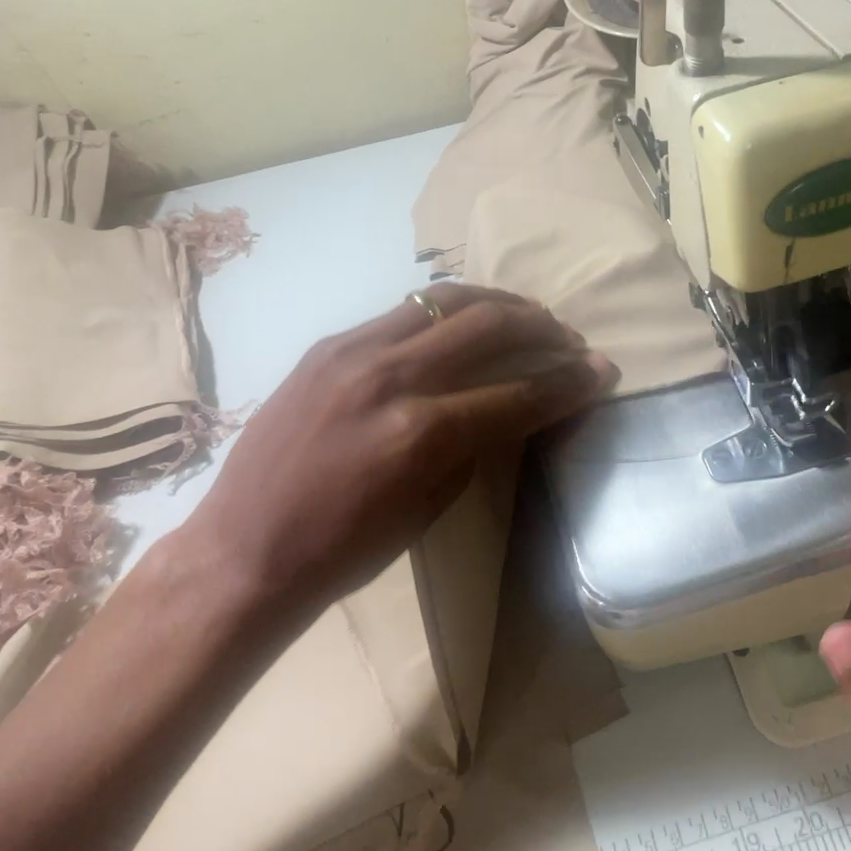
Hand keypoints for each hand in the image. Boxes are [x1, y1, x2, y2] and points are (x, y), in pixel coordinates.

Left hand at [181, 284, 614, 602]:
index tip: (603, 370)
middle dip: (543, 329)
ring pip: (444, 300)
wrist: (246, 547)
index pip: (519, 394)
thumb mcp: (429, 507)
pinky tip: (462, 325)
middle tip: (569, 341)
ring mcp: (352, 352)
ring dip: (497, 304)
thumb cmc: (346, 550)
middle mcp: (391, 377)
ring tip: (527, 316)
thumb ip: (472, 446)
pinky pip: (401, 313)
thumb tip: (506, 407)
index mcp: (422, 432)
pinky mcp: (326, 346)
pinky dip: (445, 313)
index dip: (570, 382)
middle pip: (489, 326)